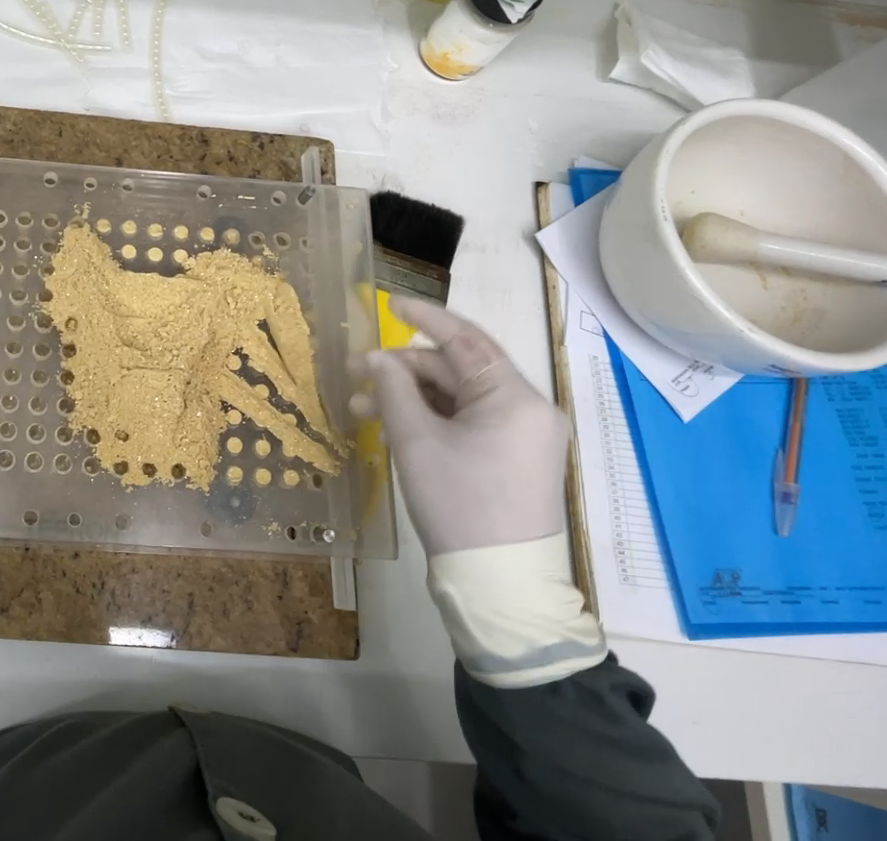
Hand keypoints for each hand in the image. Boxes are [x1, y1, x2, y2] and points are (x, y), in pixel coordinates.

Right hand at [351, 295, 567, 556]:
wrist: (498, 582)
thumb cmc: (457, 504)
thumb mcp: (417, 442)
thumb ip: (394, 390)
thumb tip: (376, 359)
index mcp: (515, 398)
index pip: (465, 340)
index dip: (423, 318)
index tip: (389, 305)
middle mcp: (530, 408)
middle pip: (460, 370)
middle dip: (404, 370)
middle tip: (356, 377)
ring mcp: (527, 436)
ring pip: (462, 398)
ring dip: (414, 397)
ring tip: (364, 409)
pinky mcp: (518, 458)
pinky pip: (472, 422)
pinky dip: (435, 418)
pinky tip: (397, 425)